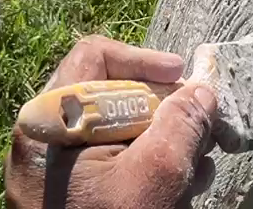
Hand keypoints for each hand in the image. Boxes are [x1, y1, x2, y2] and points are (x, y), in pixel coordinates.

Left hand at [5, 35, 218, 208]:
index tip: (182, 78)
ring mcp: (58, 172)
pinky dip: (151, 170)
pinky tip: (184, 190)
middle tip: (206, 130)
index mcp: (48, 121)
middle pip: (114, 94)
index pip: (95, 57)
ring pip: (121, 132)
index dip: (144, 60)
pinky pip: (115, 165)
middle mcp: (46, 139)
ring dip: (166, 143)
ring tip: (201, 168)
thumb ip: (181, 127)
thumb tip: (202, 89)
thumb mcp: (151, 180)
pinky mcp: (74, 198)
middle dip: (167, 110)